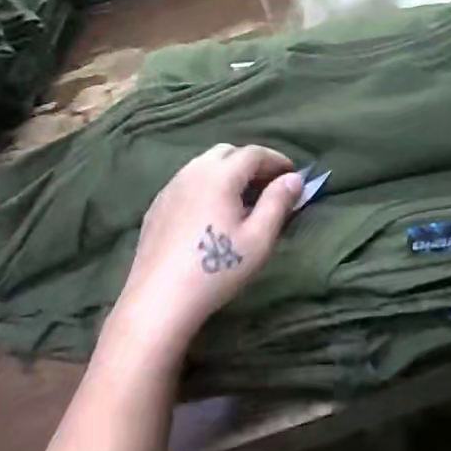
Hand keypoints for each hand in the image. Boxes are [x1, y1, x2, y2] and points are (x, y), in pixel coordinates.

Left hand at [106, 144, 302, 361]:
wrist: (160, 297)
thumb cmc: (217, 268)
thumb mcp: (258, 238)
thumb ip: (278, 203)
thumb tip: (293, 178)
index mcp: (219, 175)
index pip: (253, 153)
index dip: (277, 160)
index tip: (293, 175)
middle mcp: (192, 172)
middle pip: (226, 152)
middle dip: (251, 162)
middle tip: (269, 186)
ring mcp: (170, 188)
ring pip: (203, 165)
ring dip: (227, 173)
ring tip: (243, 200)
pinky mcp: (156, 206)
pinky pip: (187, 183)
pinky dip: (206, 186)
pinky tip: (212, 214)